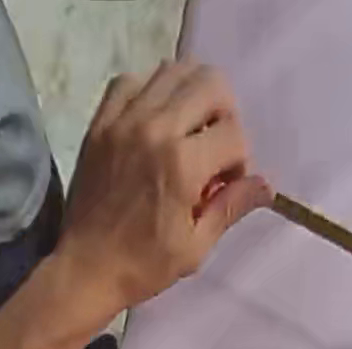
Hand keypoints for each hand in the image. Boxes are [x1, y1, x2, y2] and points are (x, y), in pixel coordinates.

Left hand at [53, 61, 272, 320]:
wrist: (85, 272)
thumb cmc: (141, 267)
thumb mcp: (194, 248)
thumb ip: (230, 208)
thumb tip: (266, 185)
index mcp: (182, 165)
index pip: (233, 134)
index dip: (238, 161)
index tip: (223, 186)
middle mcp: (155, 131)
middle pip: (210, 85)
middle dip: (223, 115)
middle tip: (212, 147)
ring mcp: (124, 123)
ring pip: (173, 72)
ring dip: (190, 97)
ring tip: (187, 131)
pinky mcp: (100, 126)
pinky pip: (129, 81)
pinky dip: (148, 92)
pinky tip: (153, 121)